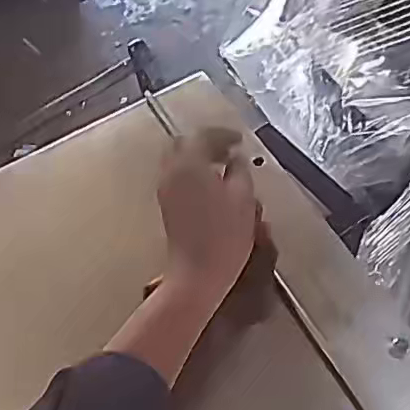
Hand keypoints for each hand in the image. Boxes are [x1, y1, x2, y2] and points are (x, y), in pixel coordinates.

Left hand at [158, 127, 260, 299]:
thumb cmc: (224, 236)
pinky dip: (193, 173)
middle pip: (185, 144)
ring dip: (198, 158)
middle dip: (207, 143)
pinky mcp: (167, 206)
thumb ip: (240, 171)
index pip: (204, 136)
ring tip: (223, 168)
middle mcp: (171, 172)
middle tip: (230, 151)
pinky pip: (177, 177)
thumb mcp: (243, 198)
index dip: (224, 135)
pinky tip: (212, 186)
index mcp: (190, 164)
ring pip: (178, 161)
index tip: (240, 141)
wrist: (197, 273)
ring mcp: (165, 190)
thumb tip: (236, 159)